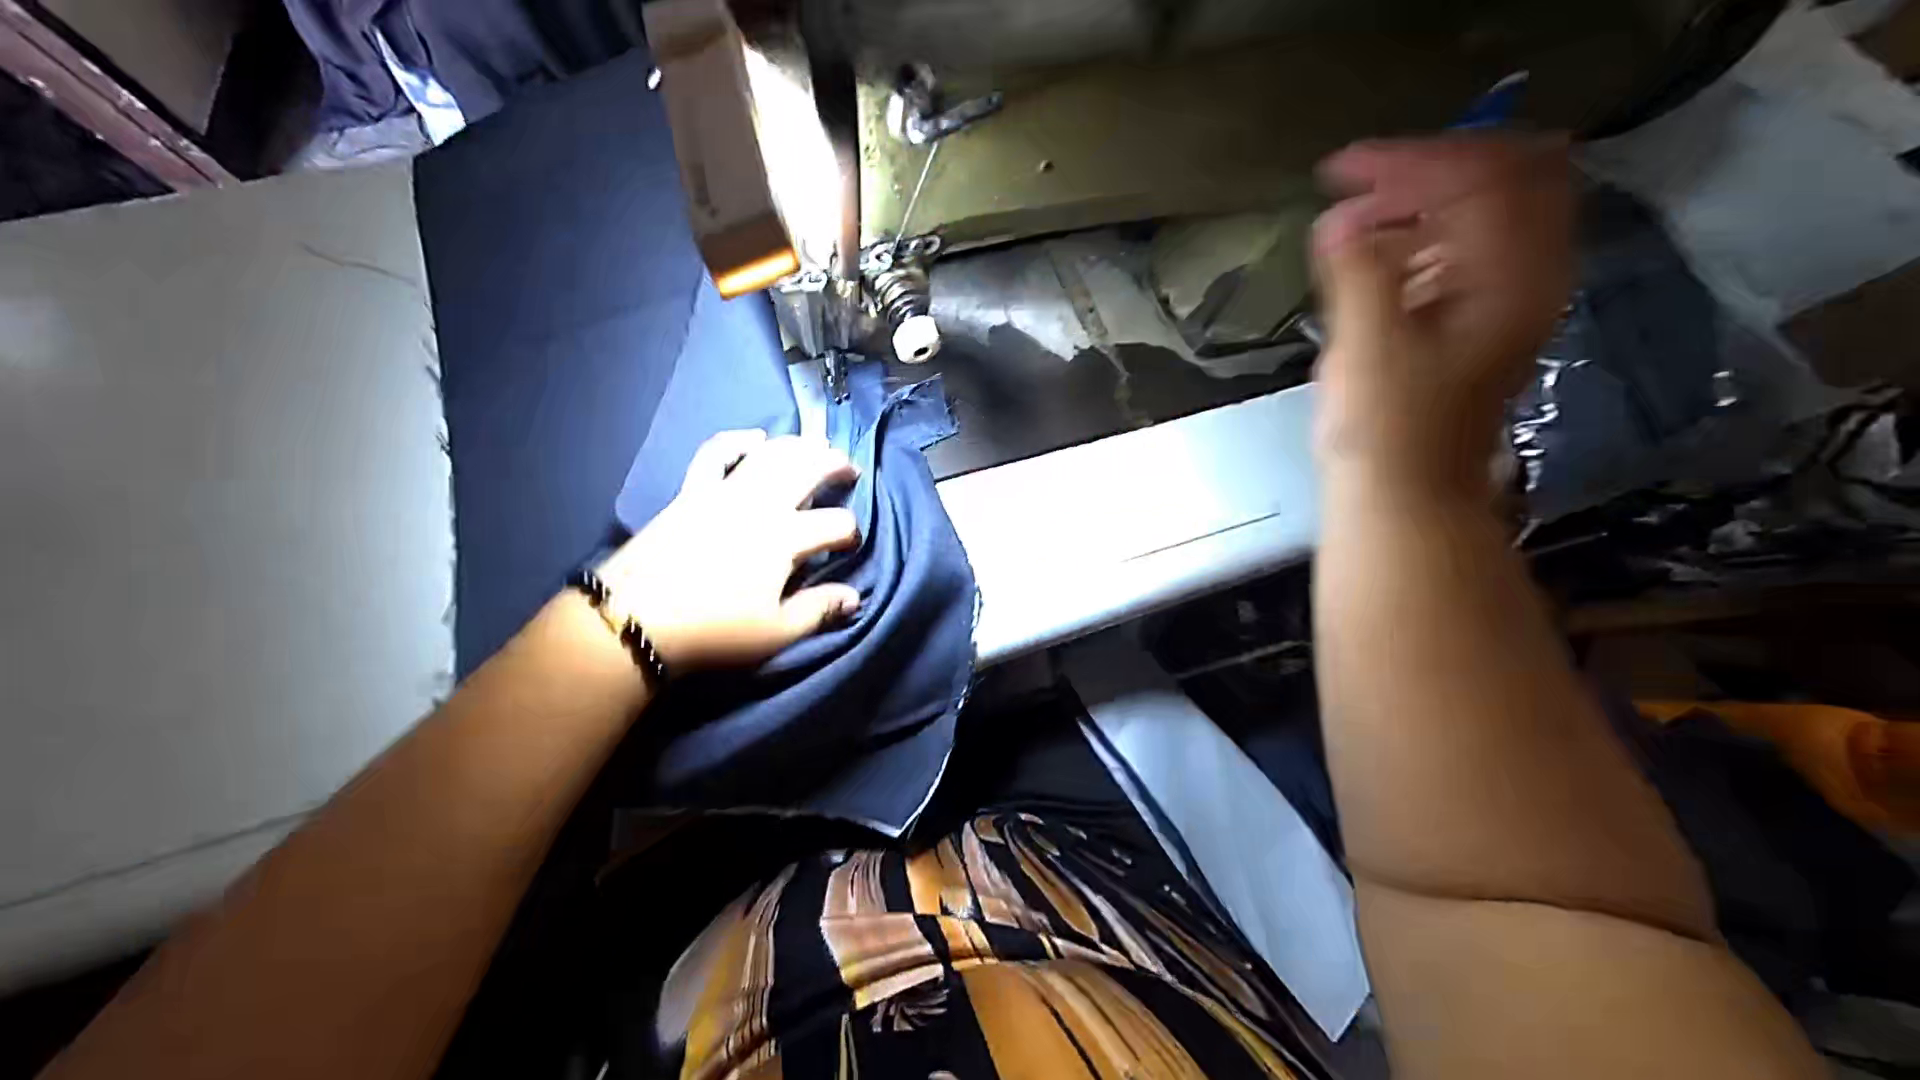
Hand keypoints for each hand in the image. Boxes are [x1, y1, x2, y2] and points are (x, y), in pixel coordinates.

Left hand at [596, 430, 862, 671]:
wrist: (634, 620)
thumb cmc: (712, 631)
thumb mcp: (775, 632)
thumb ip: (819, 610)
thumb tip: (855, 597)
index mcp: (785, 538)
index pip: (836, 523)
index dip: (851, 532)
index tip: (850, 545)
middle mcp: (760, 503)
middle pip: (809, 469)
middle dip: (836, 465)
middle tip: (849, 471)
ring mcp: (724, 491)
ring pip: (771, 454)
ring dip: (800, 446)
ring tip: (816, 448)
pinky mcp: (693, 490)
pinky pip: (717, 452)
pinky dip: (738, 440)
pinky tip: (756, 439)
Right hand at [1311, 134, 1573, 493]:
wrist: (1403, 498)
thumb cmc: (1386, 433)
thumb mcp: (1367, 349)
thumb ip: (1356, 273)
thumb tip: (1337, 222)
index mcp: (1511, 280)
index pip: (1483, 178)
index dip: (1412, 161)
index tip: (1341, 170)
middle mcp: (1525, 279)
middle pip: (1499, 183)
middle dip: (1424, 172)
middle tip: (1353, 186)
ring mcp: (1504, 301)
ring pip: (1480, 217)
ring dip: (1417, 205)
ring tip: (1351, 223)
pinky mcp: (1475, 323)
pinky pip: (1460, 254)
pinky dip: (1417, 241)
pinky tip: (1370, 259)